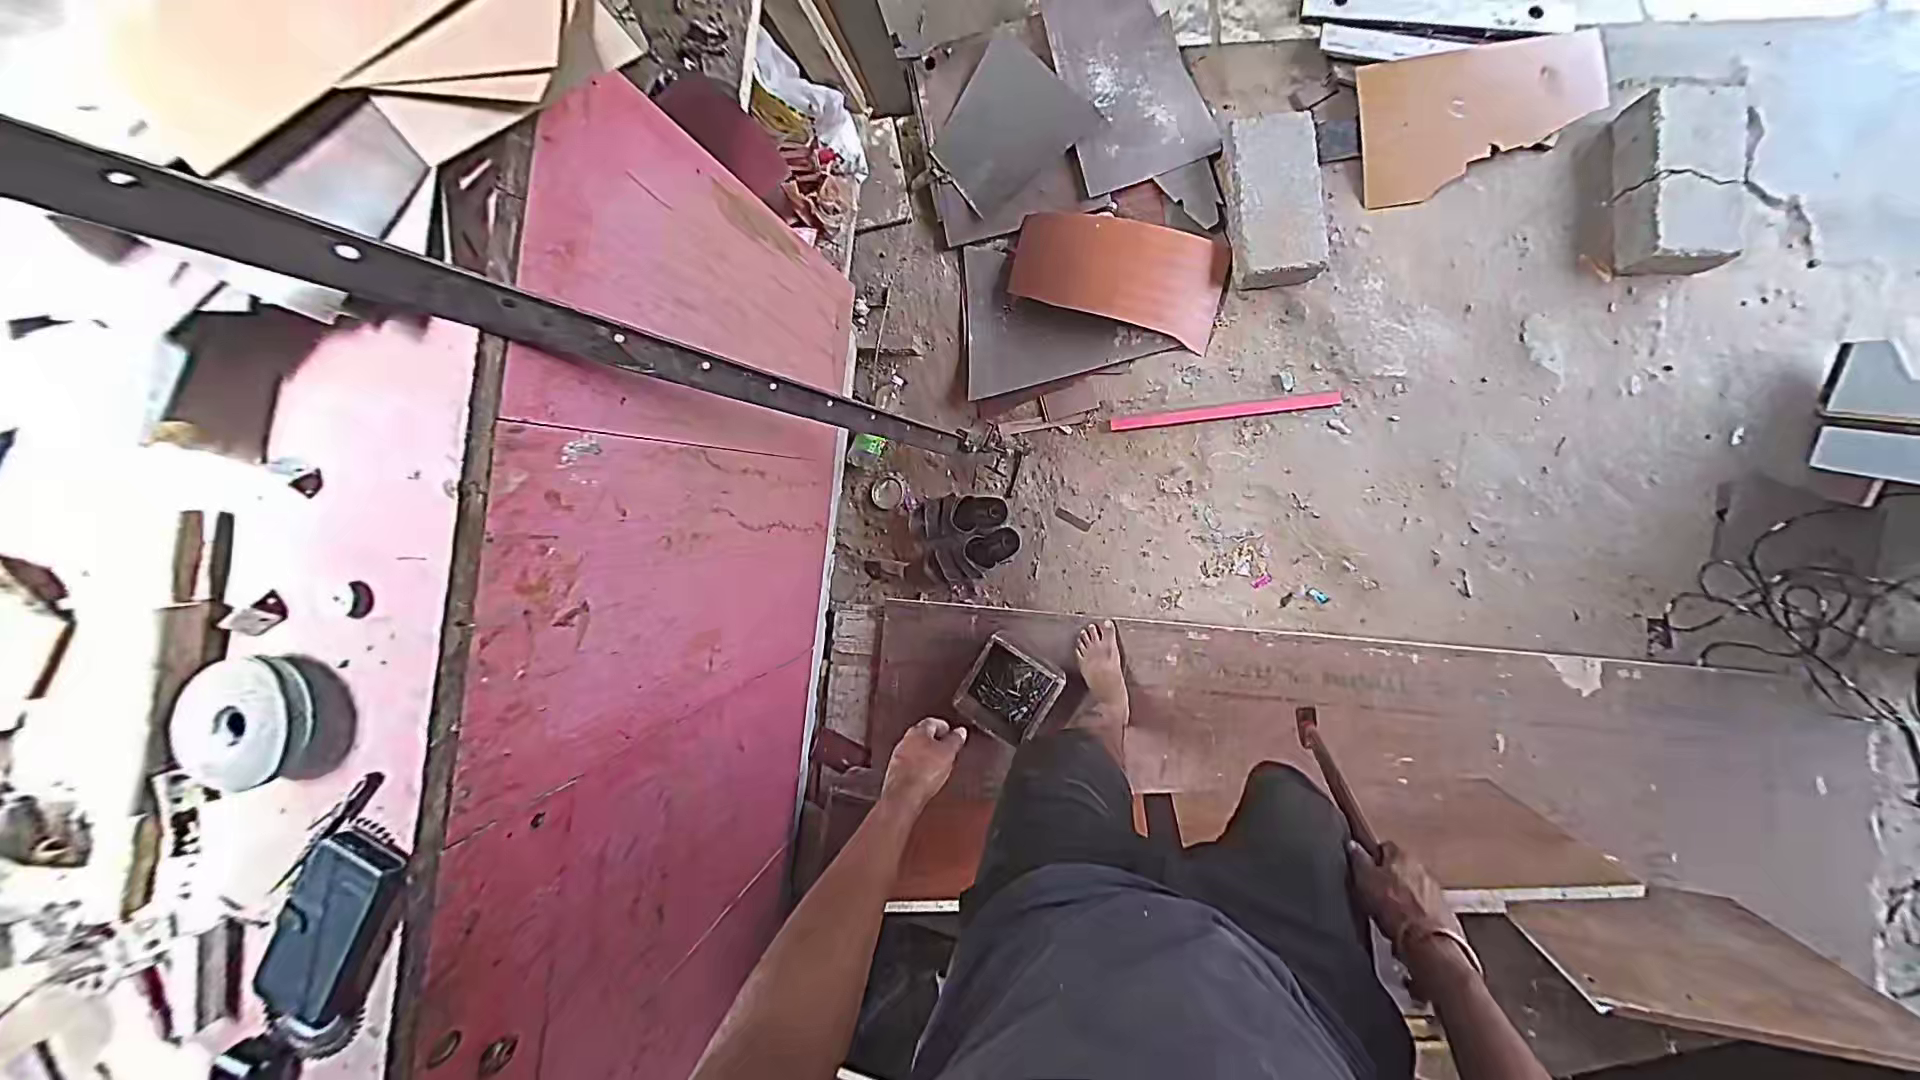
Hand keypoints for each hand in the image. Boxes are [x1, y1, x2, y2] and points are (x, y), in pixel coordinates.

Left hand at [880, 718, 966, 811]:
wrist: (904, 795)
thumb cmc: (923, 772)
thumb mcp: (948, 753)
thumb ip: (955, 740)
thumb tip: (960, 732)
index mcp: (918, 731)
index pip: (933, 722)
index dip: (944, 727)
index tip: (951, 732)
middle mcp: (905, 741)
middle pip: (922, 736)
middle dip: (934, 741)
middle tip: (946, 747)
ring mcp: (898, 756)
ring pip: (915, 750)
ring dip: (925, 754)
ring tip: (937, 763)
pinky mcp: (895, 772)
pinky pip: (909, 765)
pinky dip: (918, 767)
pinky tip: (925, 776)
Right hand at [1348, 841, 1462, 955]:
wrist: (1428, 943)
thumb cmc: (1394, 908)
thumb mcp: (1364, 879)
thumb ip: (1358, 859)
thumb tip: (1354, 846)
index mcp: (1401, 854)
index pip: (1382, 847)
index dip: (1371, 859)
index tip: (1364, 871)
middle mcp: (1422, 868)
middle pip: (1399, 867)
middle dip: (1389, 878)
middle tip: (1374, 892)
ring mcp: (1436, 891)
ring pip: (1412, 887)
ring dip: (1403, 895)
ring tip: (1389, 911)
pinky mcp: (1445, 913)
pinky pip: (1423, 906)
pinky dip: (1414, 912)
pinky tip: (1405, 923)